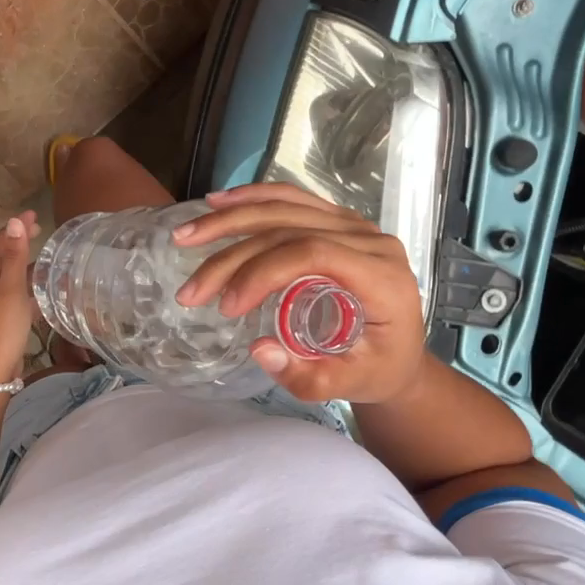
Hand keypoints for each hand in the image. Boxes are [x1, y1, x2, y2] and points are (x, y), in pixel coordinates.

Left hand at [0, 211, 39, 384]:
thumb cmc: (2, 329)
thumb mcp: (10, 290)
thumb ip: (13, 257)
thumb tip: (13, 221)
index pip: (1, 242)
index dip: (16, 226)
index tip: (35, 213)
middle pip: (6, 257)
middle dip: (21, 240)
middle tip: (41, 228)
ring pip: (15, 276)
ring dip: (29, 263)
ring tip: (51, 257)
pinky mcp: (9, 320)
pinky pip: (23, 295)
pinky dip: (35, 287)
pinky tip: (49, 291)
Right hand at [171, 183, 425, 403]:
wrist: (400, 355)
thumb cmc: (377, 371)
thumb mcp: (349, 385)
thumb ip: (309, 377)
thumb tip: (260, 349)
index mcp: (381, 276)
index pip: (313, 253)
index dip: (262, 272)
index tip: (227, 308)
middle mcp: (370, 240)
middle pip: (289, 229)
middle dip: (231, 256)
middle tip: (190, 291)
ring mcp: (354, 225)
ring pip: (284, 207)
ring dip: (228, 220)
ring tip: (184, 237)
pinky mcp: (338, 221)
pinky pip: (291, 199)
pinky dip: (251, 198)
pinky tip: (217, 202)